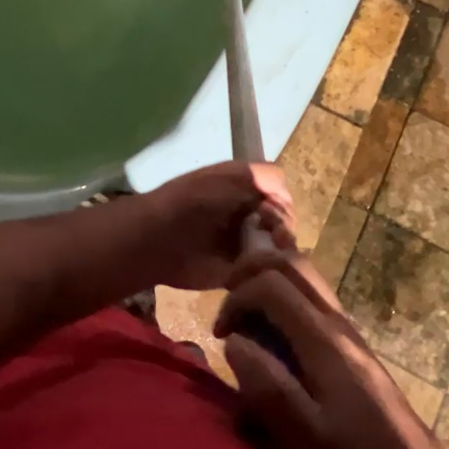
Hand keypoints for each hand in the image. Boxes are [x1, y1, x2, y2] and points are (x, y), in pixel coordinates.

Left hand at [139, 162, 294, 290]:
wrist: (160, 238)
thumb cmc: (194, 200)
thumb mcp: (232, 175)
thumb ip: (265, 177)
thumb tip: (288, 197)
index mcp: (244, 190)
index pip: (282, 197)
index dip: (283, 205)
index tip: (274, 212)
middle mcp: (247, 216)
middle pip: (283, 224)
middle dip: (284, 230)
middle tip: (275, 237)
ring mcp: (243, 245)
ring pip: (279, 250)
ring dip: (280, 253)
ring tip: (269, 254)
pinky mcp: (238, 272)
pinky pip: (264, 274)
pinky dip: (270, 273)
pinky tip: (265, 271)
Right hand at [215, 250, 448, 448]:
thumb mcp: (307, 440)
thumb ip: (267, 388)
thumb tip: (233, 342)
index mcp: (327, 342)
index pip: (273, 283)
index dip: (237, 296)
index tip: (220, 333)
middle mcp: (342, 327)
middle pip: (295, 265)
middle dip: (253, 269)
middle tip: (228, 300)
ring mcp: (353, 338)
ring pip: (310, 279)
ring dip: (272, 280)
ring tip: (247, 309)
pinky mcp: (357, 355)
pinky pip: (317, 303)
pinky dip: (289, 298)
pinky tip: (277, 329)